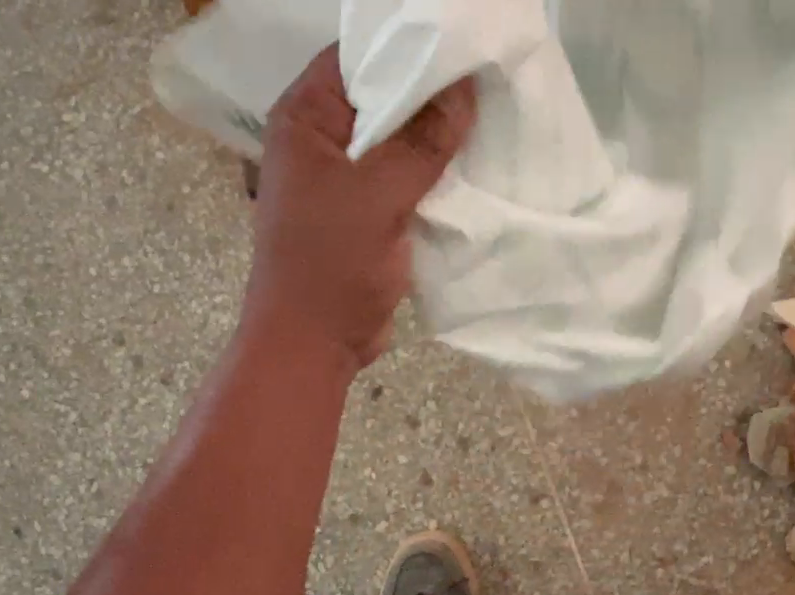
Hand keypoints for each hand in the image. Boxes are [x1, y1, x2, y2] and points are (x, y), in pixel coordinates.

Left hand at [240, 47, 476, 372]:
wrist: (315, 345)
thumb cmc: (330, 265)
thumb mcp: (377, 195)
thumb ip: (421, 142)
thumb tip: (464, 89)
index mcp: (305, 120)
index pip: (357, 58)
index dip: (406, 49)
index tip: (460, 49)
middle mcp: (322, 143)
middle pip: (382, 100)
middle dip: (432, 95)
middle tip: (486, 83)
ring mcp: (346, 183)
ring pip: (399, 145)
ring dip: (438, 142)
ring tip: (489, 123)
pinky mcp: (368, 218)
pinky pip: (407, 185)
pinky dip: (436, 180)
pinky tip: (474, 174)